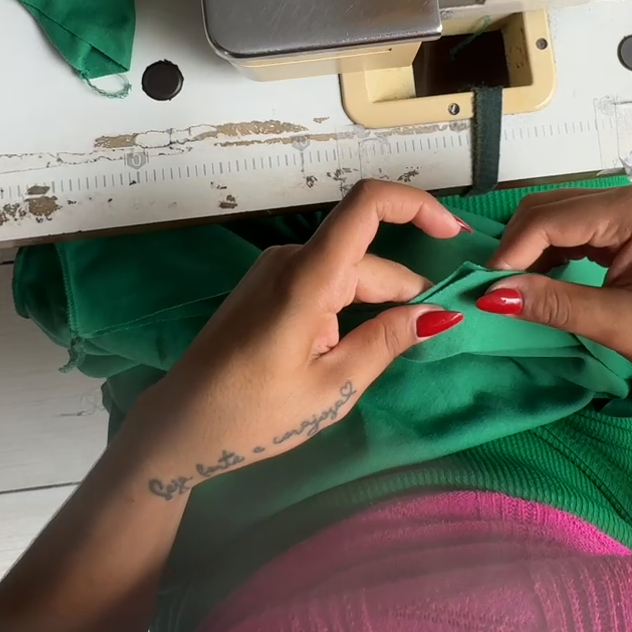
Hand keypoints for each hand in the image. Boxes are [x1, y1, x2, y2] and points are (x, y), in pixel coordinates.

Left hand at [116, 180, 466, 501]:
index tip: (453, 233)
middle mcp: (292, 258)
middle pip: (368, 255)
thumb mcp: (331, 388)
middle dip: (409, 287)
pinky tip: (365, 337)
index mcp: (308, 276)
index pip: (367, 204)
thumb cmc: (252, 414)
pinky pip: (327, 280)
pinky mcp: (271, 286)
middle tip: (439, 330)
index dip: (416, 204)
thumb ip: (386, 342)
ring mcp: (278, 270)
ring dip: (383, 299)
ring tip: (401, 343)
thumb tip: (440, 314)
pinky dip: (356, 301)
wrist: (179, 427)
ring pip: (349, 270)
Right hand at [477, 184, 631, 393]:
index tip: (482, 290)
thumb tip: (489, 294)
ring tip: (507, 289)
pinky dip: (544, 255)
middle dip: (514, 247)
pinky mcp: (620, 231)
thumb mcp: (615, 323)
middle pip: (545, 211)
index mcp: (627, 210)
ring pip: (552, 219)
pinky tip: (536, 283)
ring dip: (526, 251)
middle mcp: (621, 198)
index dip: (510, 252)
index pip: (547, 220)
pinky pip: (568, 232)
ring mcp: (621, 213)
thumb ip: (552, 302)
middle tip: (490, 290)